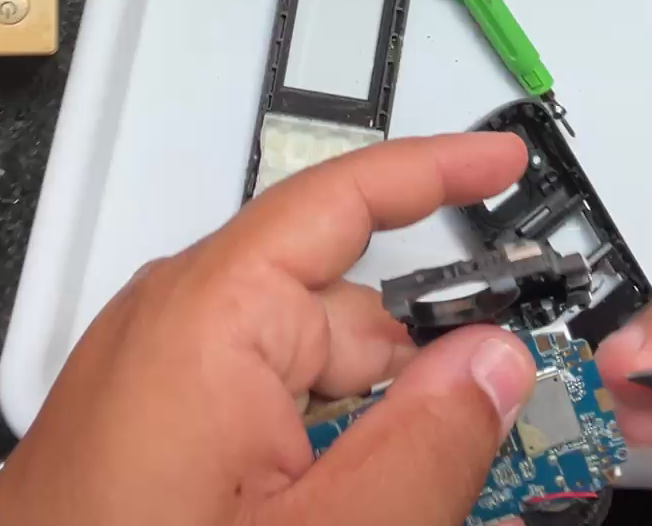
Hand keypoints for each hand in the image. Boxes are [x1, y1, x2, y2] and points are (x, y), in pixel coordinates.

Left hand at [0, 134, 538, 525]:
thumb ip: (421, 448)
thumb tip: (493, 361)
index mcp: (214, 310)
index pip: (344, 199)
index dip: (435, 169)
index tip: (498, 159)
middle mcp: (182, 308)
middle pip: (341, 302)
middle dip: (414, 359)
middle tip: (480, 426)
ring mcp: (162, 354)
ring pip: (308, 357)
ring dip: (364, 416)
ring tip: (380, 500)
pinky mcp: (153, 399)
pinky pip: (263, 389)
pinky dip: (315, 433)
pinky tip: (331, 500)